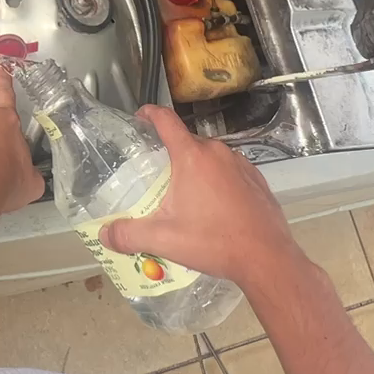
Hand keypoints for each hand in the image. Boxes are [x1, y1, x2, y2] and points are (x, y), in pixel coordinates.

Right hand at [99, 106, 297, 283]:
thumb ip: (130, 234)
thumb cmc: (215, 242)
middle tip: (160, 176)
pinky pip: (230, 169)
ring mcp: (240, 163)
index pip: (165, 119)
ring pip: (209, 156)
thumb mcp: (165, 239)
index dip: (149, 114)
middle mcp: (216, 151)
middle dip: (171, 154)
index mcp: (191, 156)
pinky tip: (217, 206)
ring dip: (196, 168)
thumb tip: (104, 234)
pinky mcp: (256, 178)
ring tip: (188, 195)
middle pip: (186, 141)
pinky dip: (219, 179)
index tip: (140, 118)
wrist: (268, 260)